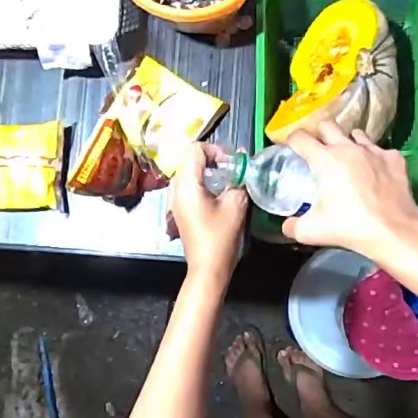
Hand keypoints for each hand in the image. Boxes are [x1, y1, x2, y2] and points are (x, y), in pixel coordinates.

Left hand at [170, 143, 246, 280]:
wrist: (207, 268)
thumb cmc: (220, 237)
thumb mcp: (236, 205)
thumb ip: (239, 180)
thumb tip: (242, 164)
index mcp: (186, 185)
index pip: (195, 149)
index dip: (215, 150)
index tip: (231, 164)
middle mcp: (175, 188)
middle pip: (189, 158)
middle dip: (211, 158)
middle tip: (231, 170)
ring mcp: (175, 199)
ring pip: (188, 171)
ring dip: (207, 170)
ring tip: (226, 181)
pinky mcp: (179, 208)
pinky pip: (188, 185)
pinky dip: (203, 182)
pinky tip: (218, 195)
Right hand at [282, 122, 417, 259]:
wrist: (394, 232)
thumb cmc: (350, 228)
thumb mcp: (312, 231)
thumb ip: (293, 226)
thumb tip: (286, 225)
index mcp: (325, 160)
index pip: (300, 138)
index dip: (290, 141)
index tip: (289, 148)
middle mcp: (349, 148)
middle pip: (327, 125)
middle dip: (319, 134)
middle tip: (317, 150)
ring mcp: (374, 151)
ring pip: (356, 134)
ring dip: (347, 142)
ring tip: (347, 159)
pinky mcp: (395, 159)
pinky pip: (380, 150)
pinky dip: (374, 158)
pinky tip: (374, 172)